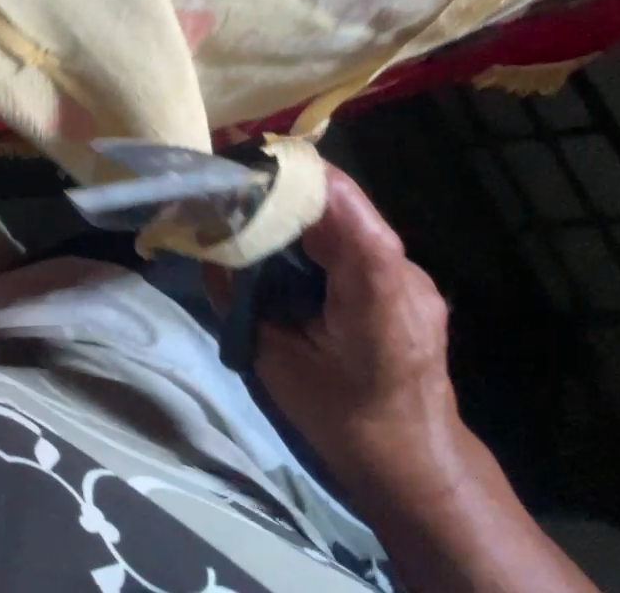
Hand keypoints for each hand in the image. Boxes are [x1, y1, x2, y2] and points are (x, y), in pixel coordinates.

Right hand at [222, 166, 468, 498]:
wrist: (414, 463)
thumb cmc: (343, 417)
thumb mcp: (274, 358)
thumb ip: (239, 297)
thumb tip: (205, 245)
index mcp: (378, 290)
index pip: (340, 205)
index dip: (288, 174)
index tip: (233, 157)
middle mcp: (401, 270)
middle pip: (336, 201)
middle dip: (274, 183)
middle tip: (216, 175)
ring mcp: (404, 274)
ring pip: (339, 216)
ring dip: (285, 205)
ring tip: (231, 200)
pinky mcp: (395, 280)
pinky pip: (346, 237)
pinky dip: (302, 228)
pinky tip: (265, 236)